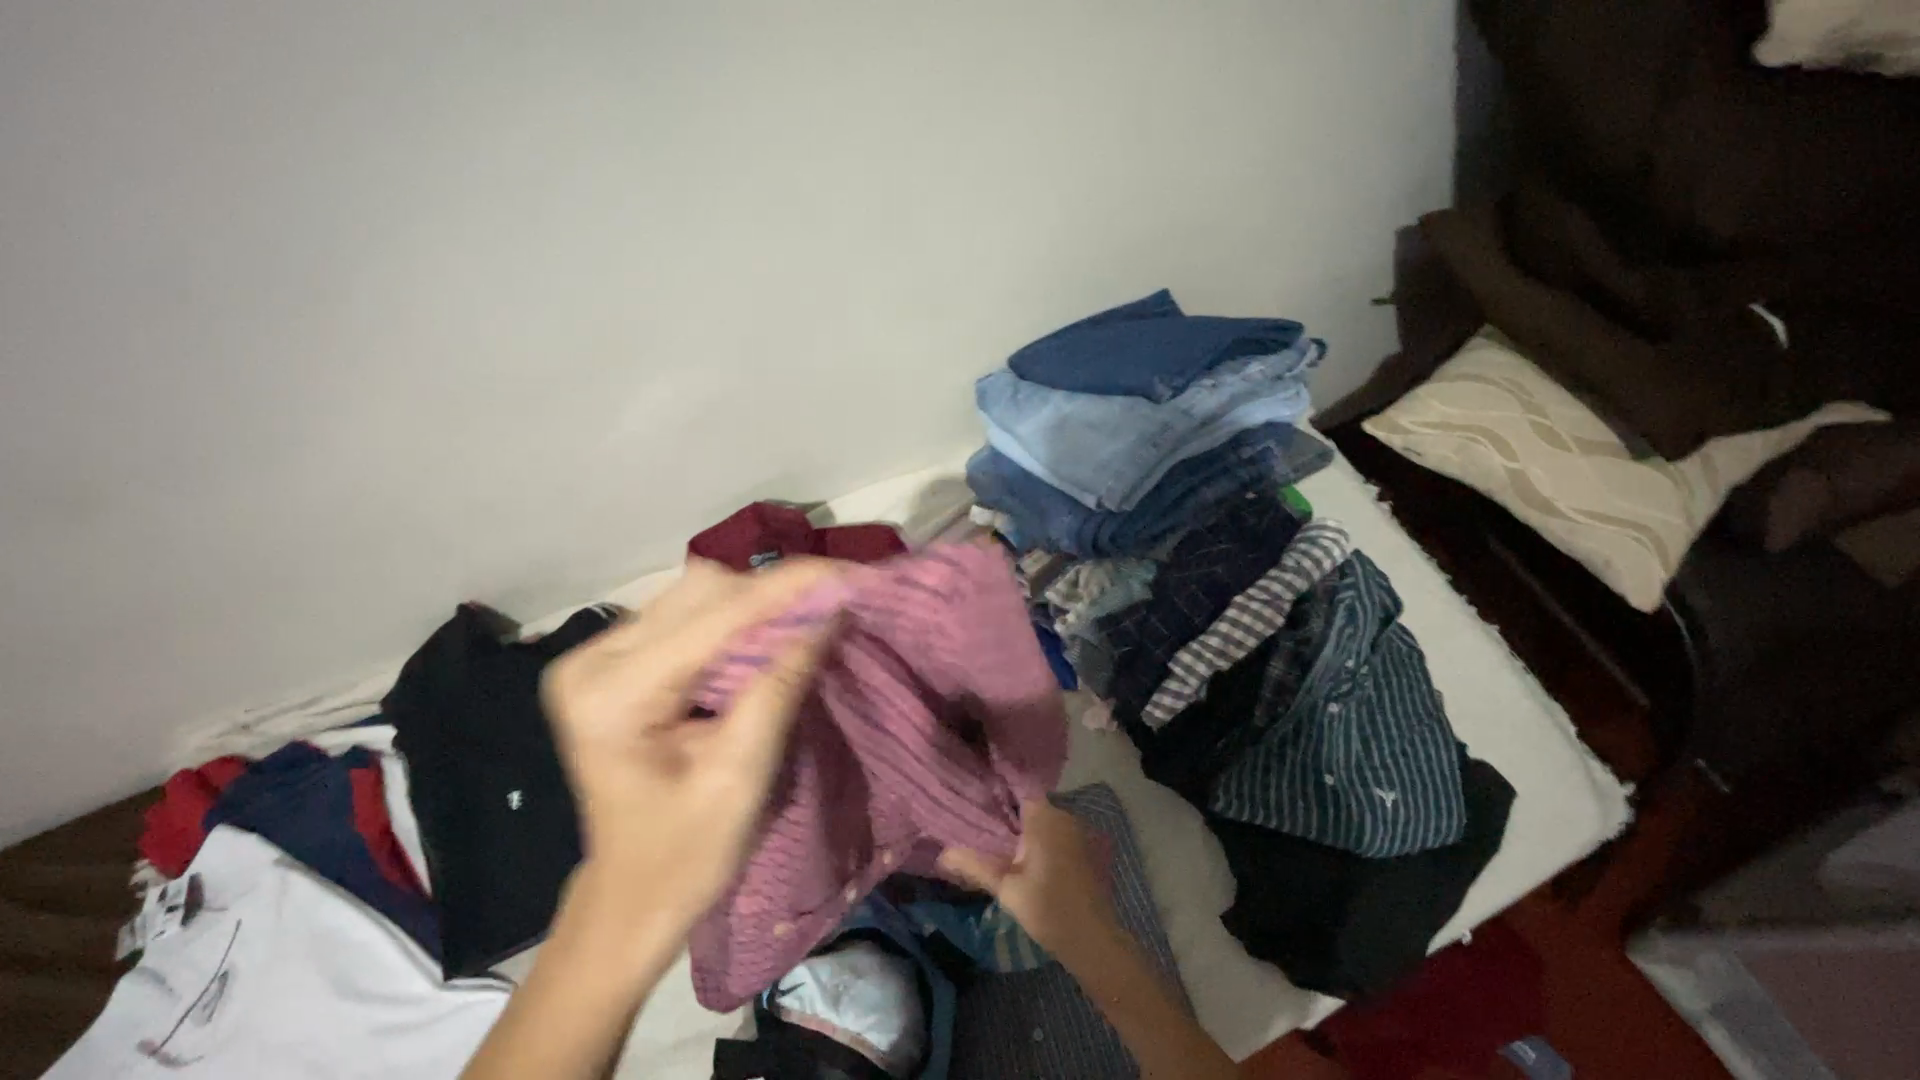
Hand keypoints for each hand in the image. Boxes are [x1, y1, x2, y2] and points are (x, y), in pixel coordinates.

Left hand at [540, 557, 842, 935]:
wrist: (634, 894)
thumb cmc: (686, 855)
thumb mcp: (741, 775)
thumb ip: (779, 685)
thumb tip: (829, 611)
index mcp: (612, 694)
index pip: (714, 618)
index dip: (787, 591)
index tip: (851, 575)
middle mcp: (593, 659)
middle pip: (702, 593)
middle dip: (775, 594)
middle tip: (838, 602)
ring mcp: (599, 655)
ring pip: (697, 596)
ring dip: (760, 604)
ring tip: (812, 618)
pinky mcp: (616, 660)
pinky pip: (689, 616)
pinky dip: (739, 620)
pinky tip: (774, 635)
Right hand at [938, 799, 1118, 959]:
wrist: (1092, 939)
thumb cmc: (1047, 908)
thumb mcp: (1006, 888)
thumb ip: (975, 866)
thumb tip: (943, 854)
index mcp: (1045, 817)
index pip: (1016, 793)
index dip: (997, 800)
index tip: (977, 810)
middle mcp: (1065, 817)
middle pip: (1031, 809)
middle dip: (1010, 820)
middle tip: (983, 834)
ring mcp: (1079, 833)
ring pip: (1046, 824)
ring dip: (1028, 834)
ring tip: (1001, 849)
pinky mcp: (1087, 851)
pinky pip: (1059, 837)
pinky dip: (1044, 844)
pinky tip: (1029, 863)